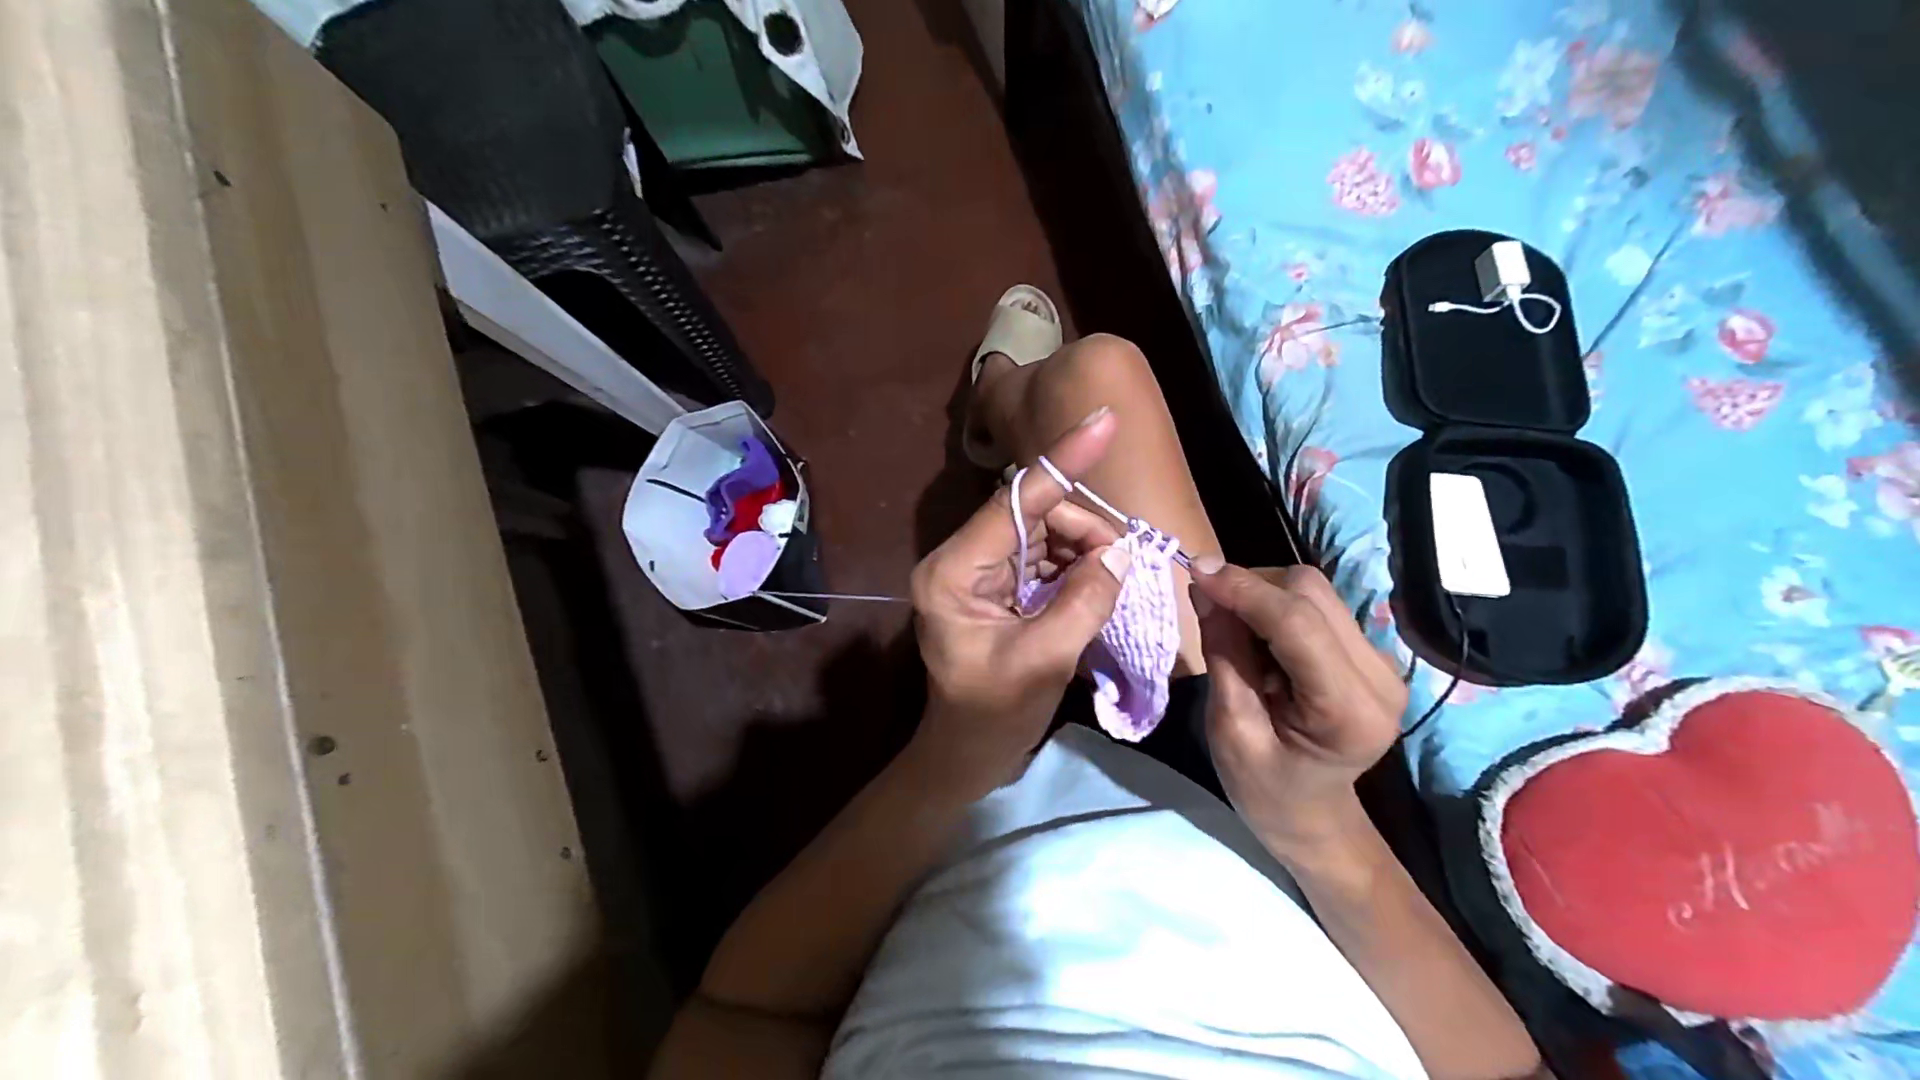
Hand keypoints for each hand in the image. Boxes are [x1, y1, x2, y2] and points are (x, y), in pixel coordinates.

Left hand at [908, 408, 1131, 795]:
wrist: (967, 751)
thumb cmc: (993, 714)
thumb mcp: (1043, 661)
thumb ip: (1084, 601)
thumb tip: (1119, 553)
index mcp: (953, 572)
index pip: (1013, 504)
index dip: (1061, 463)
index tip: (1103, 421)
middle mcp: (961, 559)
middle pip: (1034, 514)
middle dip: (1083, 530)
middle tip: (1120, 564)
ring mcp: (979, 570)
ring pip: (1044, 532)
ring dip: (1083, 548)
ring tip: (1109, 581)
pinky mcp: (997, 584)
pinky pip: (1044, 556)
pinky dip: (1076, 564)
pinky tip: (1095, 584)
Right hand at [1191, 563, 1406, 859]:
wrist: (1311, 813)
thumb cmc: (1264, 787)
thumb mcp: (1230, 728)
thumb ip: (1223, 653)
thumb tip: (1206, 586)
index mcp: (1348, 709)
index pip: (1297, 623)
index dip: (1244, 588)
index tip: (1195, 569)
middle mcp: (1379, 675)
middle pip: (1310, 592)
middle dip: (1250, 586)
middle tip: (1209, 607)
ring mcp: (1380, 659)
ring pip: (1313, 589)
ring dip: (1261, 593)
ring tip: (1235, 633)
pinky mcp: (1368, 650)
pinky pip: (1316, 603)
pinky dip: (1274, 604)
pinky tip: (1258, 638)